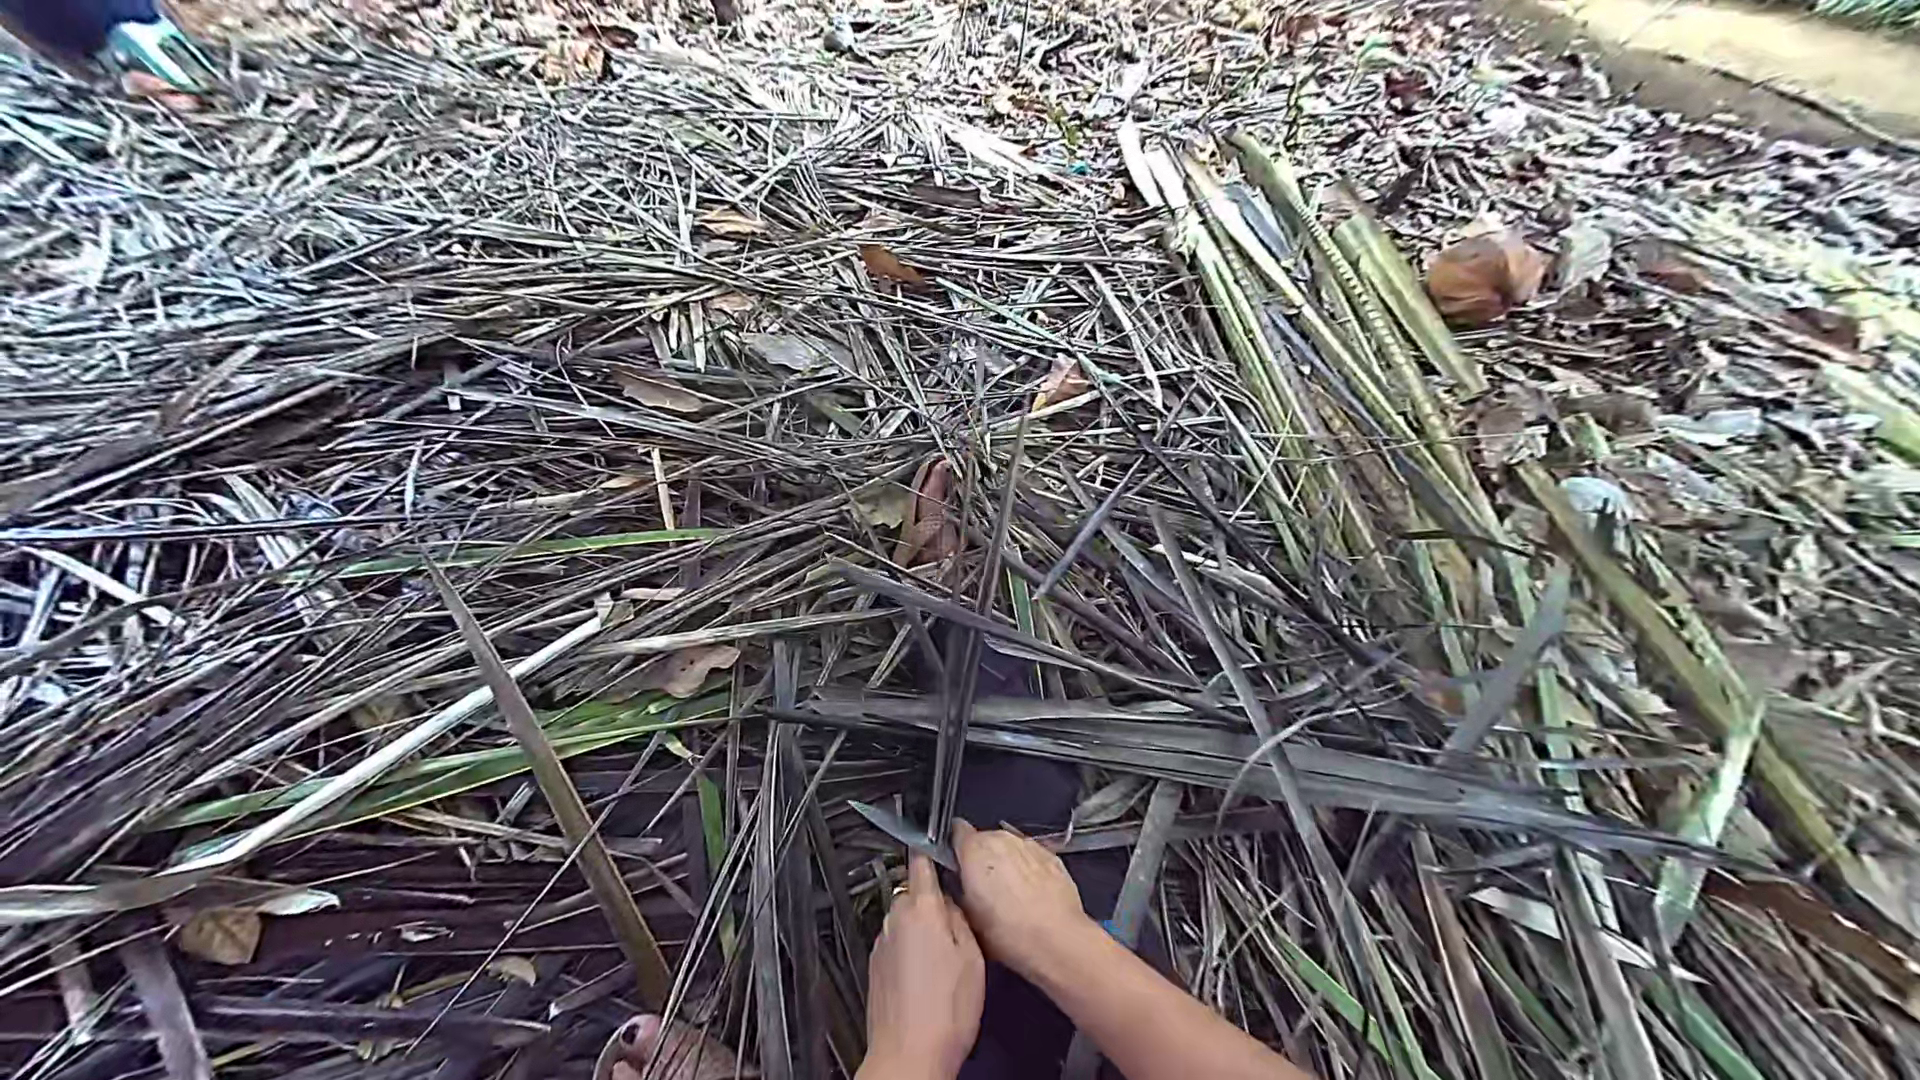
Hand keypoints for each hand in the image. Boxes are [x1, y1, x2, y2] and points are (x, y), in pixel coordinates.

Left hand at [862, 854, 983, 1079]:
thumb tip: (952, 902)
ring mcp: (883, 942)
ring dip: (921, 929)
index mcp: (922, 909)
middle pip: (915, 893)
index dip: (930, 849)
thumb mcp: (972, 958)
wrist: (908, 1059)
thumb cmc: (944, 1013)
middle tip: (956, 927)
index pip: (921, 861)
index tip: (938, 843)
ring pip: (906, 919)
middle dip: (933, 902)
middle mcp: (897, 919)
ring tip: (942, 962)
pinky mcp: (875, 965)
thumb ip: (961, 918)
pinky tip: (926, 979)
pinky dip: (909, 951)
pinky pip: (896, 943)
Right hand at [951, 819, 1090, 978]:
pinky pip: (1031, 857)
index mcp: (974, 849)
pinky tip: (1032, 896)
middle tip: (983, 890)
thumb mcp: (967, 918)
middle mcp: (1001, 838)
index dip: (954, 845)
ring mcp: (1028, 844)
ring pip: (1008, 848)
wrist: (1057, 939)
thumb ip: (958, 890)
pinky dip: (1028, 870)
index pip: (956, 830)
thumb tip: (957, 884)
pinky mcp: (1050, 855)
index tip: (955, 860)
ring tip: (1010, 897)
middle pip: (983, 840)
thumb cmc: (1009, 932)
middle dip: (981, 860)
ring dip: (1006, 864)